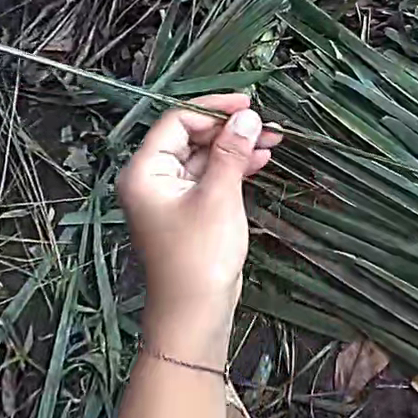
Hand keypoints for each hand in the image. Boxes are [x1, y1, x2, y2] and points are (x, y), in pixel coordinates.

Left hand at [118, 94, 282, 364]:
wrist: (196, 313)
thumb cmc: (200, 256)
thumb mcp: (219, 196)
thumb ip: (231, 151)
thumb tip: (247, 115)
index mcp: (144, 171)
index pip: (177, 121)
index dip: (213, 109)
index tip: (249, 105)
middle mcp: (153, 179)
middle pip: (191, 137)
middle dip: (229, 128)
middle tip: (267, 123)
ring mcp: (171, 195)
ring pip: (205, 156)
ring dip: (236, 147)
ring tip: (273, 139)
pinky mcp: (190, 209)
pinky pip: (210, 176)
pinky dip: (234, 167)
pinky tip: (260, 160)